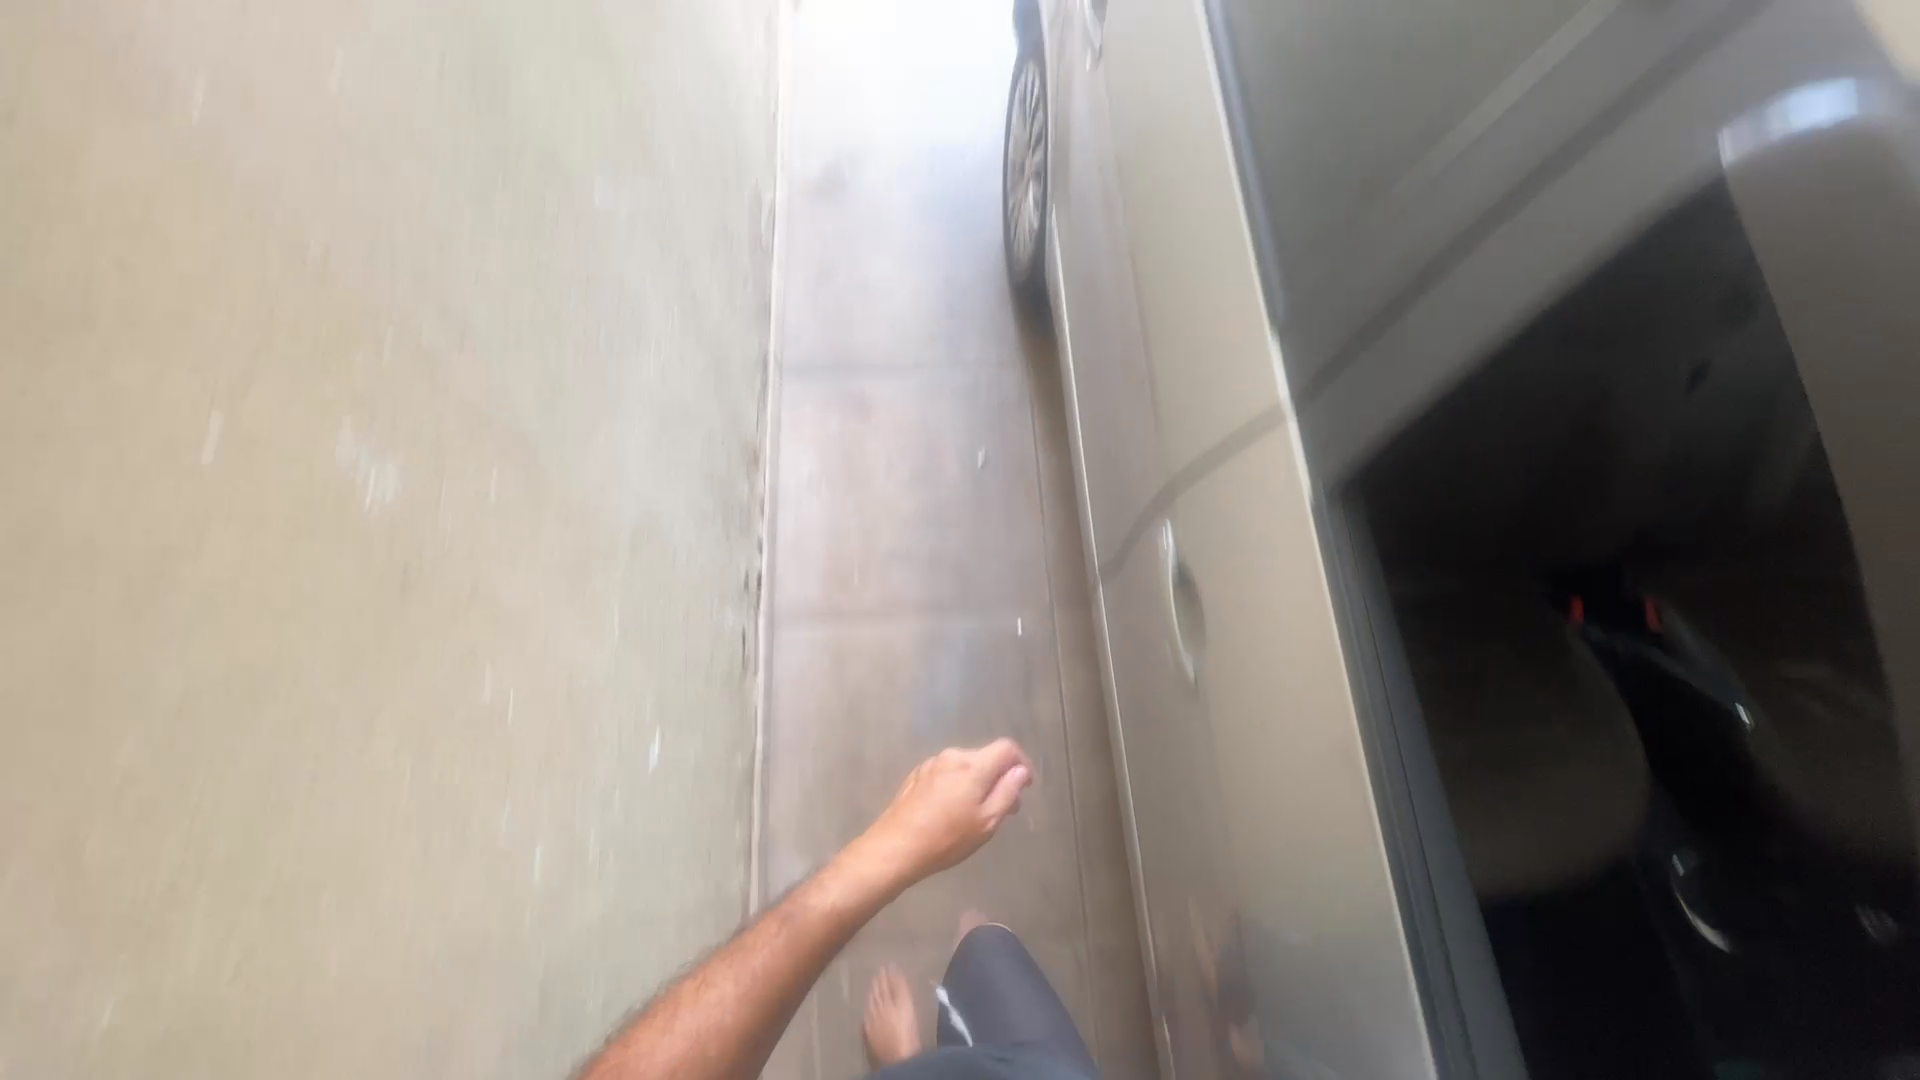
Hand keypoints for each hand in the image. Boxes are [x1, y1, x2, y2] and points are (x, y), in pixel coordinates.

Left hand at [845, 739, 1033, 892]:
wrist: (896, 846)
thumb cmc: (947, 838)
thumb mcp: (987, 821)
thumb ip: (1007, 792)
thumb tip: (1020, 771)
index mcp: (973, 765)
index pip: (1007, 748)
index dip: (1021, 764)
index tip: (1024, 788)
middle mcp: (952, 756)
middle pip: (985, 757)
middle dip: (999, 777)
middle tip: (1005, 808)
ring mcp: (931, 764)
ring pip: (965, 765)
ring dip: (977, 782)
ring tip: (977, 812)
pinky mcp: (917, 775)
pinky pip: (947, 772)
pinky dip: (957, 784)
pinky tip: (951, 810)